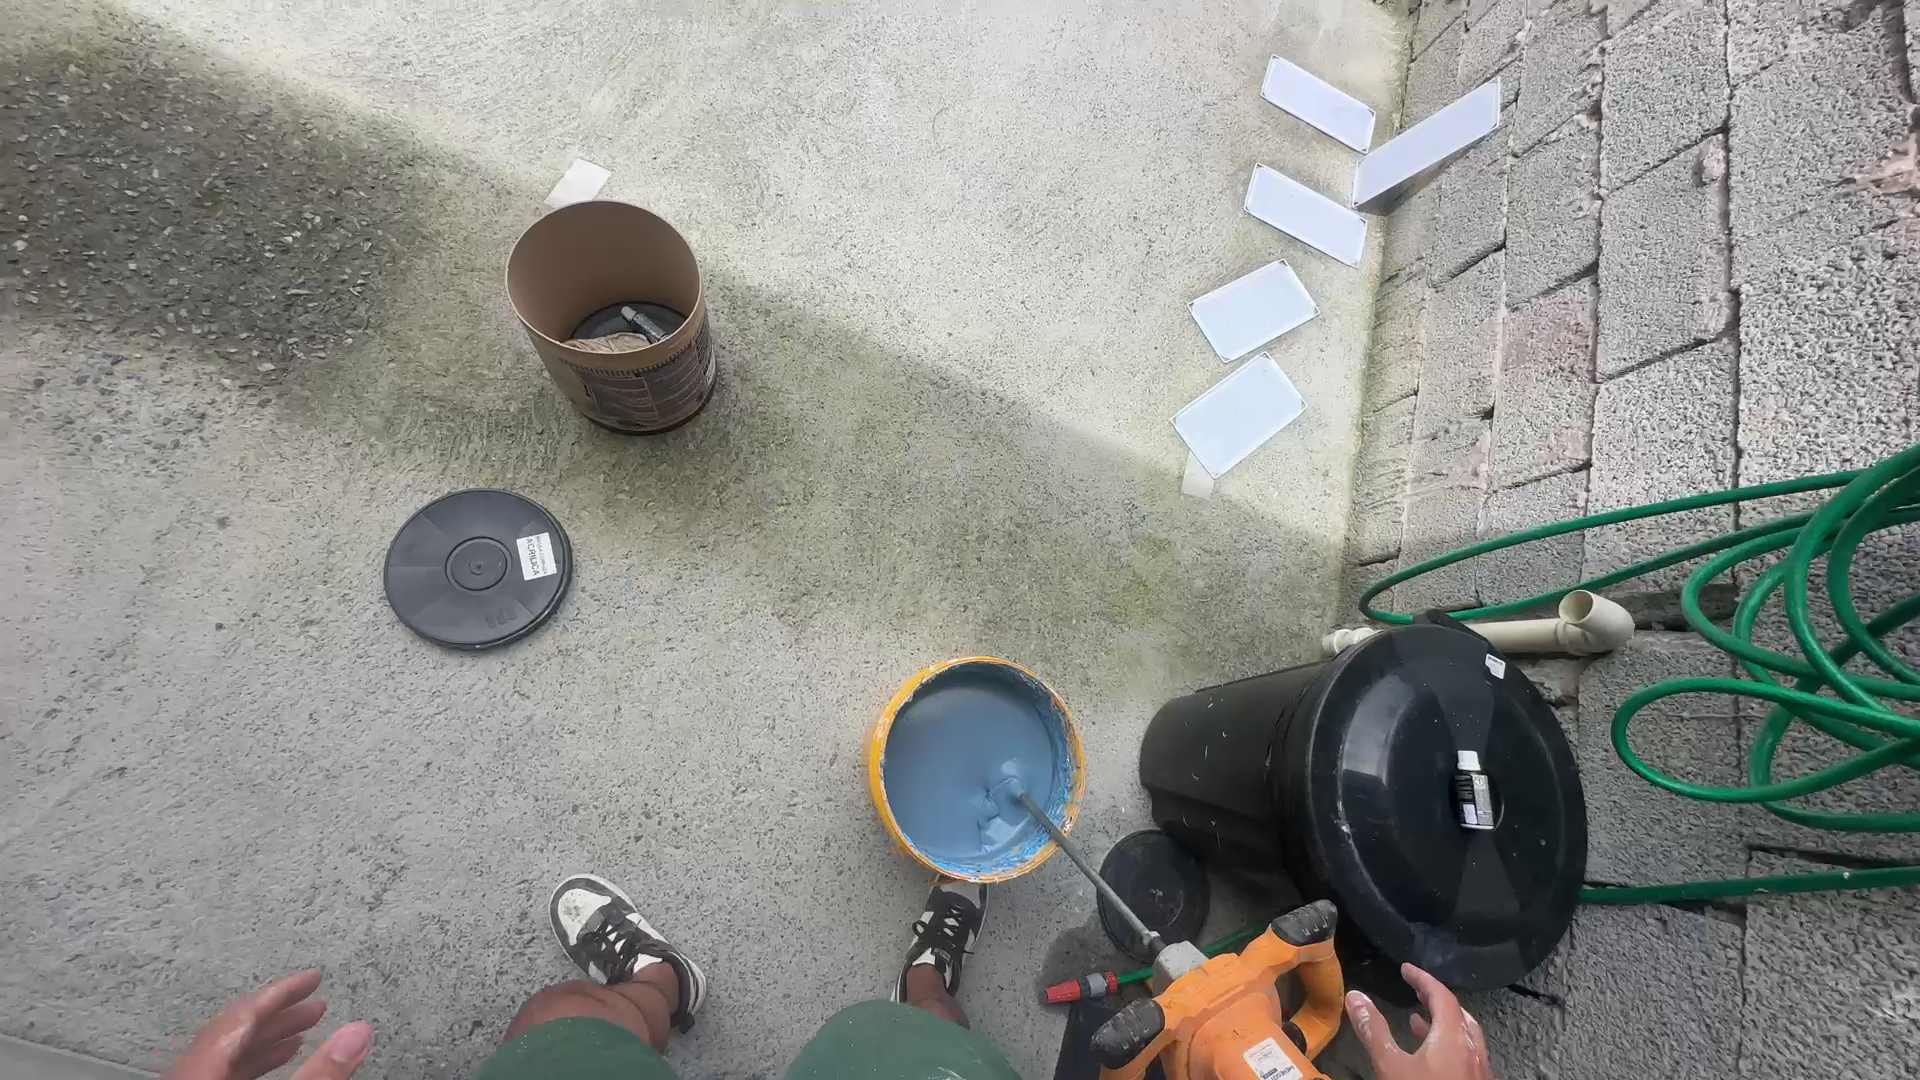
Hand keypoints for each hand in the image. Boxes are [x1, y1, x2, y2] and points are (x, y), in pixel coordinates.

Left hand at [161, 970, 373, 1079]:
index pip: (242, 1013)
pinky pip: (218, 1072)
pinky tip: (275, 1064)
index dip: (281, 990)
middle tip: (315, 1002)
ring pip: (224, 1054)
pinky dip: (252, 1061)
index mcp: (202, 1067)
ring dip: (268, 1039)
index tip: (313, 977)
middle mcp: (188, 1073)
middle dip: (280, 1013)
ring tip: (300, 1035)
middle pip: (232, 1032)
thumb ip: (317, 1069)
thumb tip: (359, 1030)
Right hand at [1343, 963, 1491, 1079]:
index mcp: (1454, 1040)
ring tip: (1417, 1020)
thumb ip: (1373, 1030)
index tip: (1405, 969)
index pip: (1443, 997)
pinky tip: (1430, 1060)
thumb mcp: (1390, 1066)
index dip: (1424, 979)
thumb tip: (1355, 996)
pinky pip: (1466, 1059)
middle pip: (1461, 1017)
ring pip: (1466, 1040)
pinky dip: (1447, 1046)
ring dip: (1442, 1025)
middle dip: (1437, 1000)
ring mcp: (1480, 1077)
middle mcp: (1474, 1055)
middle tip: (1415, 991)